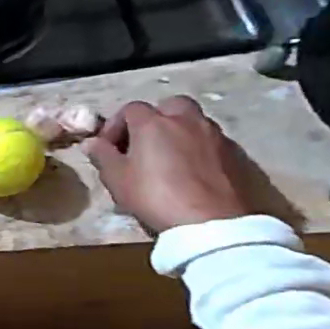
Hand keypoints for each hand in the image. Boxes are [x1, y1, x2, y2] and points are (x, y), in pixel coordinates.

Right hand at [82, 96, 253, 232]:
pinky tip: (193, 173)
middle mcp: (186, 120)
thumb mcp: (117, 179)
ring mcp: (216, 135)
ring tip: (170, 159)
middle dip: (155, 119)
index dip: (116, 125)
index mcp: (154, 123)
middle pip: (169, 105)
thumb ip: (102, 156)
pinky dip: (199, 149)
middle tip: (145, 143)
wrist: (213, 223)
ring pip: (194, 122)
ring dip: (179, 133)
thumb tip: (91, 143)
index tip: (109, 148)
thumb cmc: (155, 197)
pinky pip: (212, 142)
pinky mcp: (237, 154)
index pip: (131, 109)